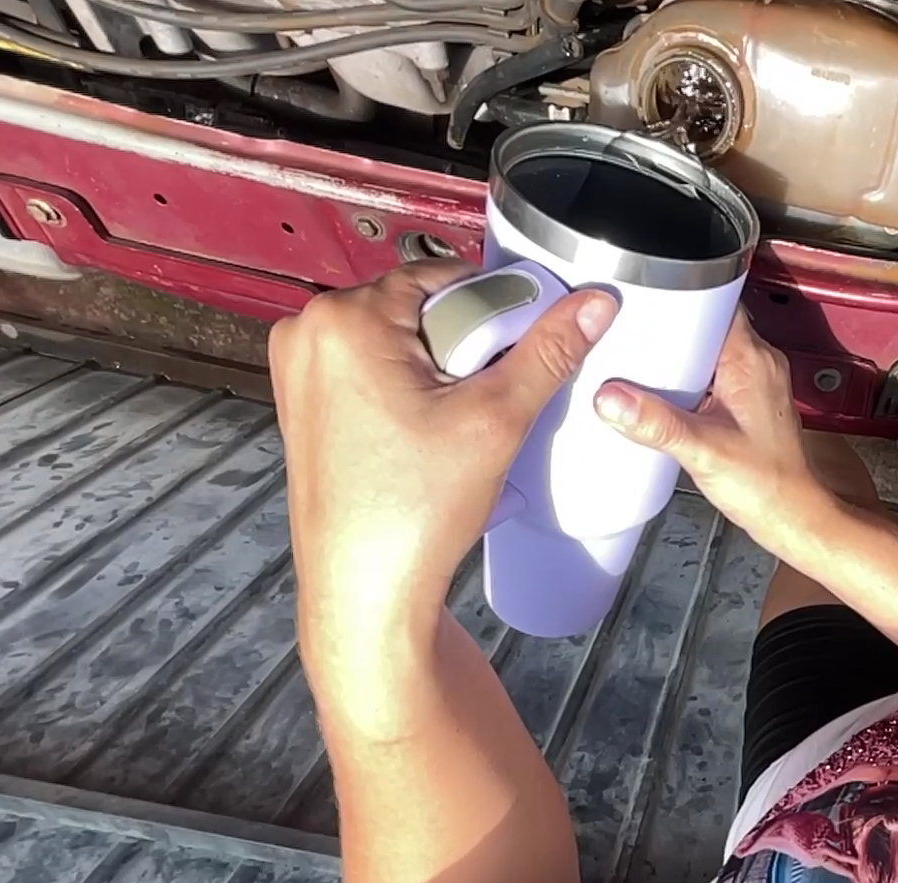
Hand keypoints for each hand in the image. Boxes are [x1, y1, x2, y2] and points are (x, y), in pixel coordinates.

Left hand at [271, 261, 616, 640]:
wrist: (367, 587)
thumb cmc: (414, 509)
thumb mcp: (497, 420)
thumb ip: (549, 353)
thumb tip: (594, 304)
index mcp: (344, 319)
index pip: (451, 279)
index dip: (503, 312)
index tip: (528, 355)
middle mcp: (308, 332)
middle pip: (425, 308)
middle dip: (473, 346)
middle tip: (494, 402)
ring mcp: (302, 370)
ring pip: (404, 341)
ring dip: (448, 369)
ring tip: (466, 425)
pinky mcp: (309, 404)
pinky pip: (379, 371)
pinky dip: (417, 389)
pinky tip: (436, 434)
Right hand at [592, 310, 834, 556]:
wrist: (791, 516)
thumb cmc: (766, 485)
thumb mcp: (702, 451)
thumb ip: (655, 424)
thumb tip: (611, 398)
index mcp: (751, 360)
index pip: (717, 301)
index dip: (681, 294)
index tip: (647, 299)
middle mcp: (760, 364)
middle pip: (710, 324)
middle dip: (673, 328)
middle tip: (634, 338)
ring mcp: (759, 383)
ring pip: (713, 350)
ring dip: (682, 357)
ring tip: (644, 366)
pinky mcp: (753, 403)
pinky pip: (718, 374)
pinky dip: (693, 380)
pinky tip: (670, 397)